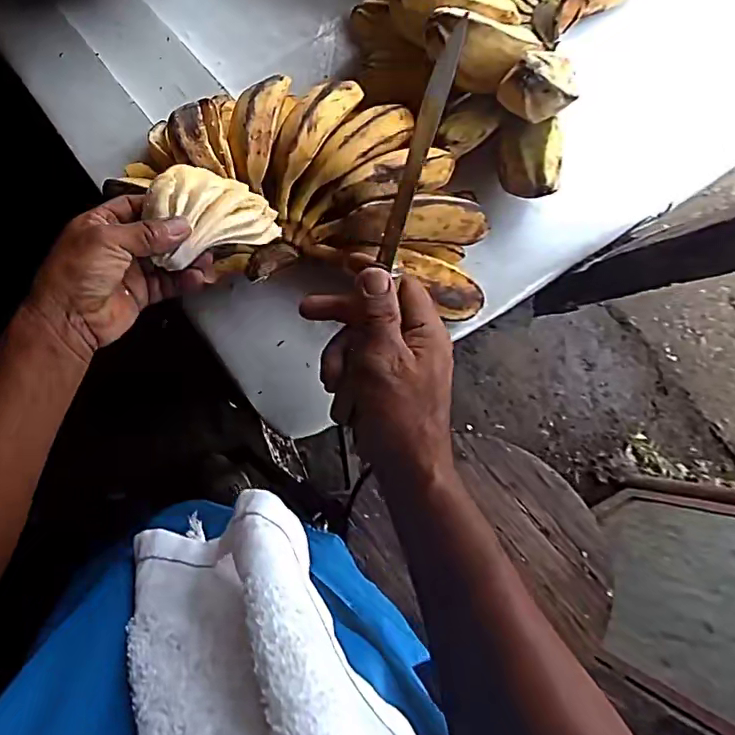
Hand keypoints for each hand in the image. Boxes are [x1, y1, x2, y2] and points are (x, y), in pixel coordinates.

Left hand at [22, 194, 215, 363]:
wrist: (68, 321)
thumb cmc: (76, 273)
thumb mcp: (109, 240)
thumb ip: (147, 232)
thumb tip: (179, 225)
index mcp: (102, 224)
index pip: (134, 206)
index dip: (158, 203)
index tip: (184, 202)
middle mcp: (117, 245)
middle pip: (155, 232)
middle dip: (179, 231)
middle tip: (204, 227)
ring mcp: (130, 269)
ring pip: (165, 258)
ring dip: (186, 256)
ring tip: (207, 253)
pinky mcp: (141, 293)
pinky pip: (167, 283)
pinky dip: (184, 280)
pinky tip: (198, 276)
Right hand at [299, 258, 454, 484]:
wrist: (407, 470)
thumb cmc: (399, 419)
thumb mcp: (382, 357)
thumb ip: (377, 312)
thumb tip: (375, 271)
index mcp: (425, 331)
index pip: (399, 284)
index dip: (371, 273)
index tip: (343, 263)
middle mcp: (417, 342)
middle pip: (373, 311)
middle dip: (340, 318)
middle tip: (308, 311)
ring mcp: (402, 364)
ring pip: (360, 340)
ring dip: (340, 358)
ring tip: (336, 383)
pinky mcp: (388, 383)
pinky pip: (360, 366)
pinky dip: (347, 379)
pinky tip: (345, 398)